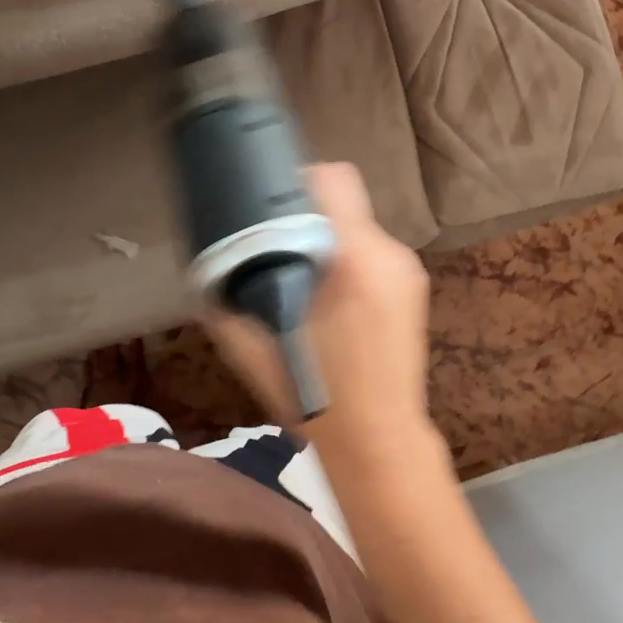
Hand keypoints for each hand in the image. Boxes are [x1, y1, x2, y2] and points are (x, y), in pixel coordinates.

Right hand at [204, 162, 432, 447]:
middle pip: (344, 206)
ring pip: (359, 231)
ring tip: (305, 282)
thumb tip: (206, 269)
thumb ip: (226, 301)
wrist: (379, 442)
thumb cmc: (314, 397)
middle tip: (278, 248)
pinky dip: (350, 264)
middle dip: (309, 219)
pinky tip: (332, 302)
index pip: (333, 180)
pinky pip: (374, 256)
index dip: (299, 180)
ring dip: (330, 244)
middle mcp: (388, 253)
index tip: (272, 202)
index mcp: (353, 258)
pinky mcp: (415, 288)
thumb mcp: (254, 347)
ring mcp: (408, 270)